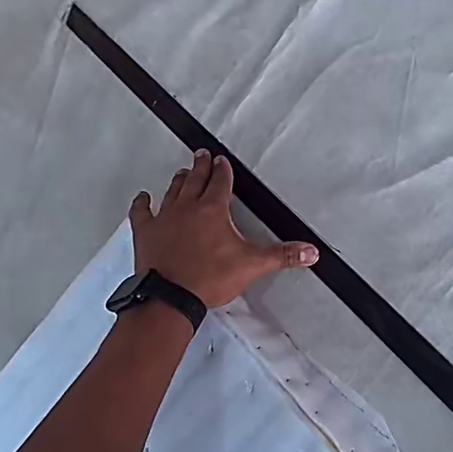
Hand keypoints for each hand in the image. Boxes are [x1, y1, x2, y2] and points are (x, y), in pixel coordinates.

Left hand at [128, 149, 317, 305]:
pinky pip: (142, 212)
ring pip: (172, 191)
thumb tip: (310, 252)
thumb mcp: (253, 265)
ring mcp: (164, 218)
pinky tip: (144, 198)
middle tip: (202, 155)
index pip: (220, 182)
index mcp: (212, 210)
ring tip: (184, 172)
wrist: (171, 296)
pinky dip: (143, 203)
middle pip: (195, 180)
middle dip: (200, 166)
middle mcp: (187, 208)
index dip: (222, 170)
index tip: (222, 161)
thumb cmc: (209, 278)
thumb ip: (283, 255)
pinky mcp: (146, 233)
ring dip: (179, 180)